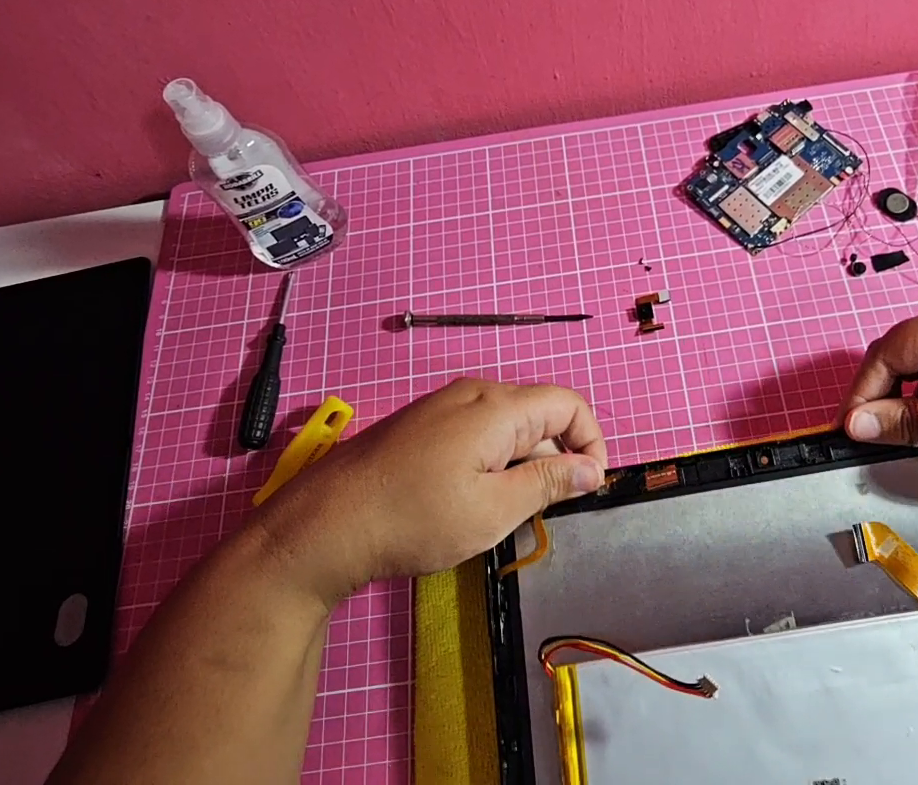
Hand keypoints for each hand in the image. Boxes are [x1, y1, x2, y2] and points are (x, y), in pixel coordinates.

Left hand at [253, 379, 607, 602]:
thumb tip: (591, 468)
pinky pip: (478, 431)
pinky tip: (472, 498)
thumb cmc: (416, 518)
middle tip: (544, 510)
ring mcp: (444, 406)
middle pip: (538, 412)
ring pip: (508, 425)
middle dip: (556, 455)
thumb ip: (549, 483)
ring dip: (524, 462)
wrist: (326, 523)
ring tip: (505, 511)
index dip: (590, 441)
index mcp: (497, 407)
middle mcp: (473, 394)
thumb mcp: (494, 510)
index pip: (568, 404)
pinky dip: (494, 460)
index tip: (587, 487)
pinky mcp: (423, 425)